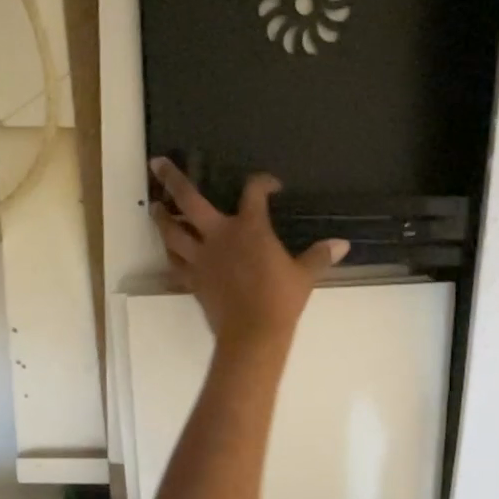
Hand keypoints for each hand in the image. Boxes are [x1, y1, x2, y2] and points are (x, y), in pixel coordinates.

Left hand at [149, 158, 347, 353]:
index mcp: (250, 228)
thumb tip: (342, 245)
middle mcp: (219, 236)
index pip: (254, 192)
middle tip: (158, 164)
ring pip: (172, 232)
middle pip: (188, 200)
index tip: (270, 186)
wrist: (253, 334)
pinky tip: (168, 250)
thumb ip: (319, 256)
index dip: (262, 182)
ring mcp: (201, 259)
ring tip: (156, 207)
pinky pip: (175, 264)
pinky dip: (170, 255)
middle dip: (173, 179)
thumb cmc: (281, 300)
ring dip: (162, 217)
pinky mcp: (192, 281)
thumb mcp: (304, 275)